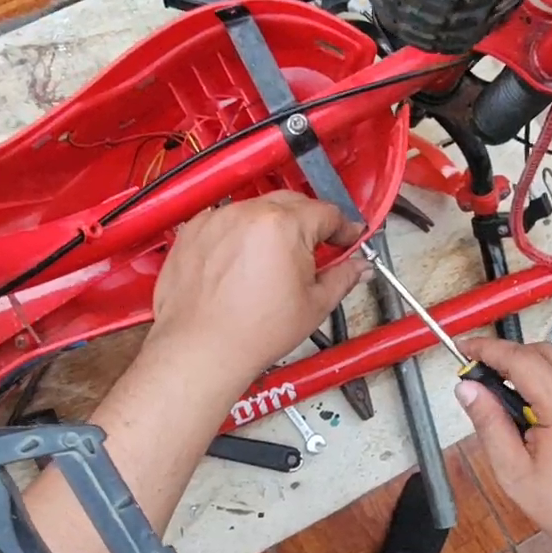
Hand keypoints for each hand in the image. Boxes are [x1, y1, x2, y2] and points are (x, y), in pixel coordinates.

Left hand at [145, 190, 367, 382]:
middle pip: (292, 203)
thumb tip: (358, 267)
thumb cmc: (253, 332)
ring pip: (257, 212)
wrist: (202, 349)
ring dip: (271, 229)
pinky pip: (226, 223)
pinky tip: (242, 266)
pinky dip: (238, 237)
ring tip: (273, 265)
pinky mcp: (193, 231)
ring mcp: (217, 219)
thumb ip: (342, 278)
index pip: (326, 212)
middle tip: (316, 251)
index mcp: (283, 225)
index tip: (347, 239)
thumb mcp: (314, 306)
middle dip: (309, 223)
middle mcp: (247, 213)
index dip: (344, 228)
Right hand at [456, 338, 551, 552]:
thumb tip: (466, 387)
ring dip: (528, 364)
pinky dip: (548, 375)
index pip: (524, 361)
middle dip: (508, 354)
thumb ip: (489, 424)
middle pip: (543, 352)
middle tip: (479, 372)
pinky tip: (532, 402)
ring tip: (503, 389)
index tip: (463, 348)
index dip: (489, 349)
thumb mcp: (513, 472)